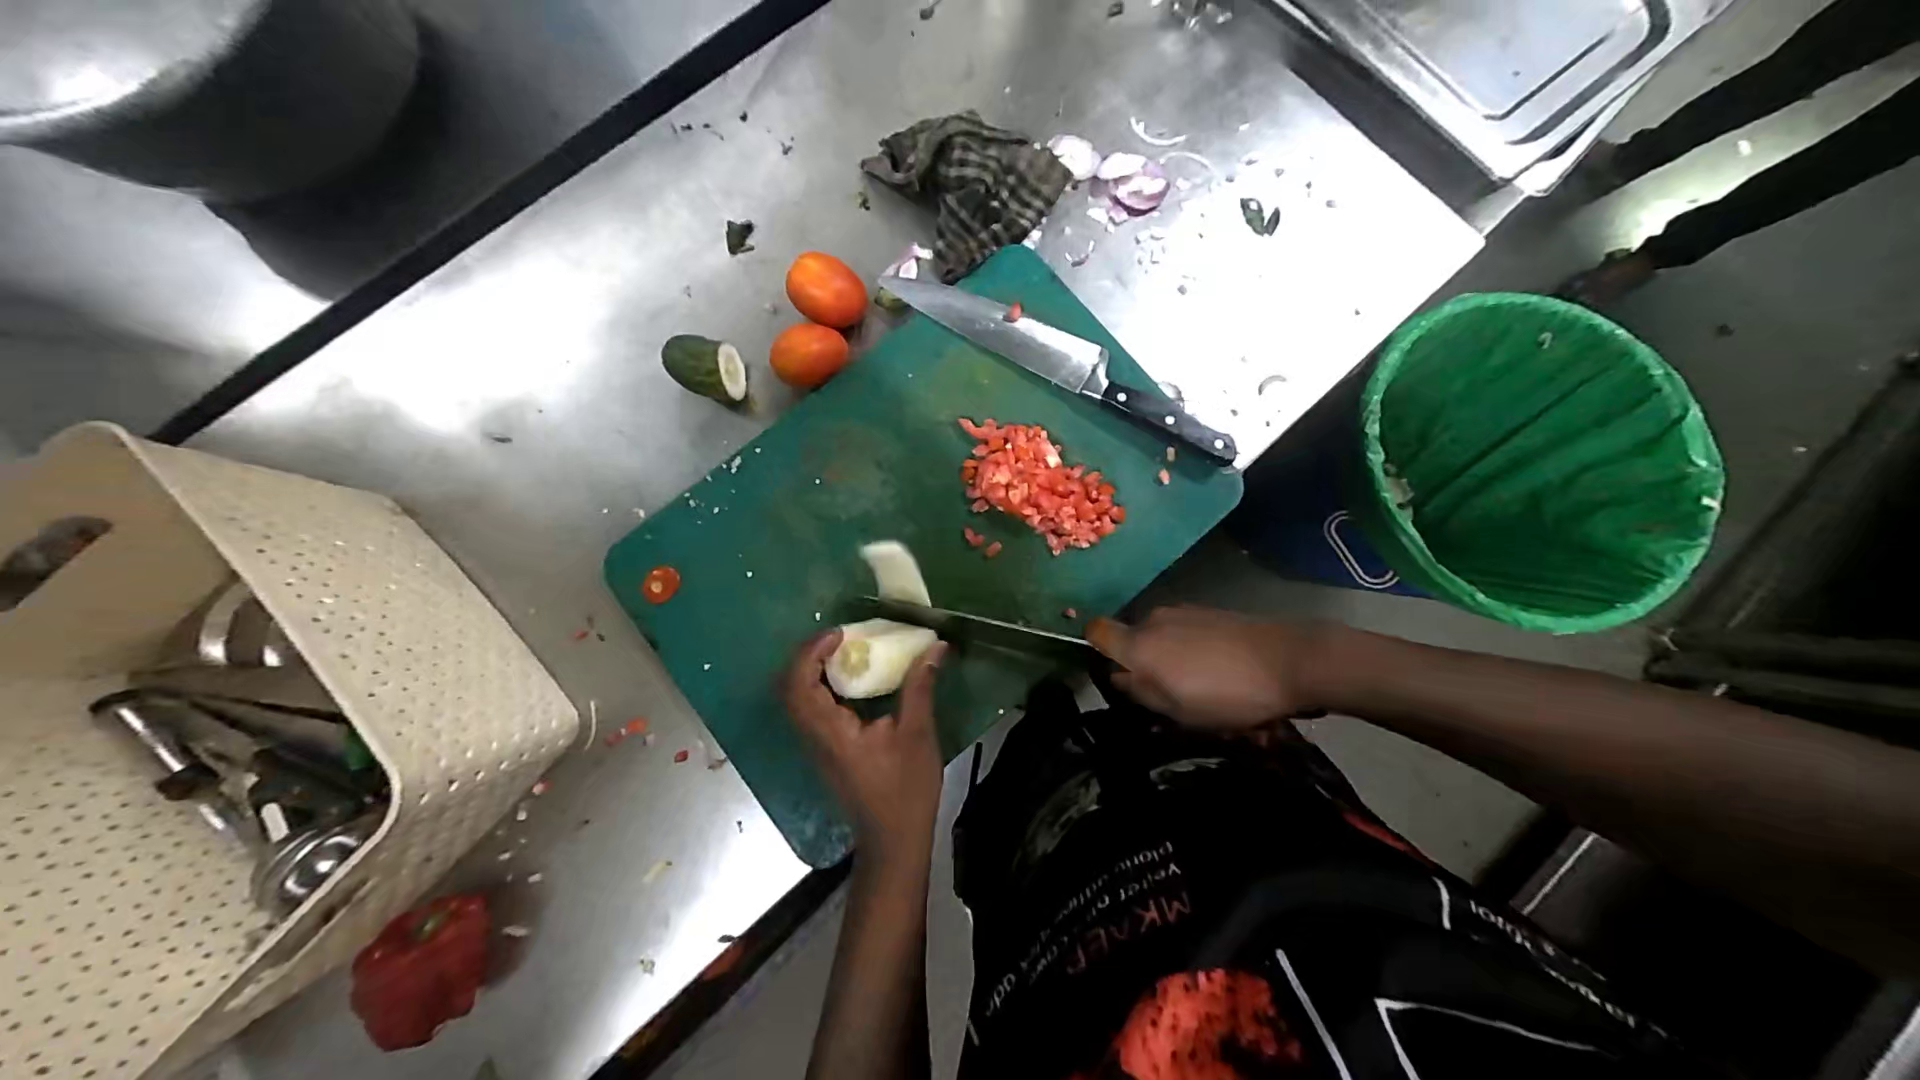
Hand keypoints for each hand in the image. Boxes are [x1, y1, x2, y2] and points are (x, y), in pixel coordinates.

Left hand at [785, 630, 947, 867]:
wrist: (894, 839)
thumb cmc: (905, 790)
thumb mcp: (917, 733)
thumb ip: (920, 686)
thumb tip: (935, 647)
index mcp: (830, 732)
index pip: (800, 684)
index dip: (811, 652)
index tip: (840, 634)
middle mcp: (814, 737)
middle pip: (791, 688)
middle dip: (810, 655)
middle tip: (840, 638)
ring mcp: (817, 745)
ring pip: (798, 699)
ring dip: (814, 669)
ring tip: (845, 651)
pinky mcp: (826, 750)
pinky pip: (812, 709)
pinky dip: (823, 685)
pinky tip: (852, 679)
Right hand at [1088, 607, 1326, 731]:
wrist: (1292, 660)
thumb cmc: (1230, 694)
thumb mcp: (1179, 711)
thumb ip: (1141, 692)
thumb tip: (1118, 678)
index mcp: (1139, 645)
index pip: (1096, 631)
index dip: (1095, 647)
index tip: (1114, 671)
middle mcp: (1154, 620)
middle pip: (1132, 637)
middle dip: (1141, 662)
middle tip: (1167, 693)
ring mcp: (1184, 611)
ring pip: (1161, 636)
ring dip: (1170, 657)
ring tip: (1202, 686)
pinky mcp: (1210, 611)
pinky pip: (1185, 631)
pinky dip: (1192, 649)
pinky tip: (1221, 670)